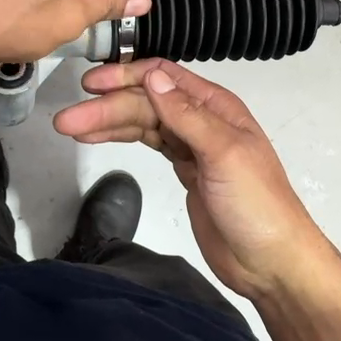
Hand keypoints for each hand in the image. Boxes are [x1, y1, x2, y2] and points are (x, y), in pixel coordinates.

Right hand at [54, 59, 333, 298]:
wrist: (272, 263)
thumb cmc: (257, 205)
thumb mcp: (223, 154)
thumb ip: (187, 115)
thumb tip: (153, 77)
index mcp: (216, 107)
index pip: (163, 78)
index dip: (125, 77)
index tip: (91, 84)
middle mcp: (202, 119)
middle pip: (145, 102)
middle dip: (106, 107)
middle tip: (68, 120)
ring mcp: (191, 146)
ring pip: (141, 122)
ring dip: (106, 123)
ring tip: (70, 128)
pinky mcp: (183, 170)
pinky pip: (147, 142)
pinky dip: (120, 138)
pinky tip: (96, 138)